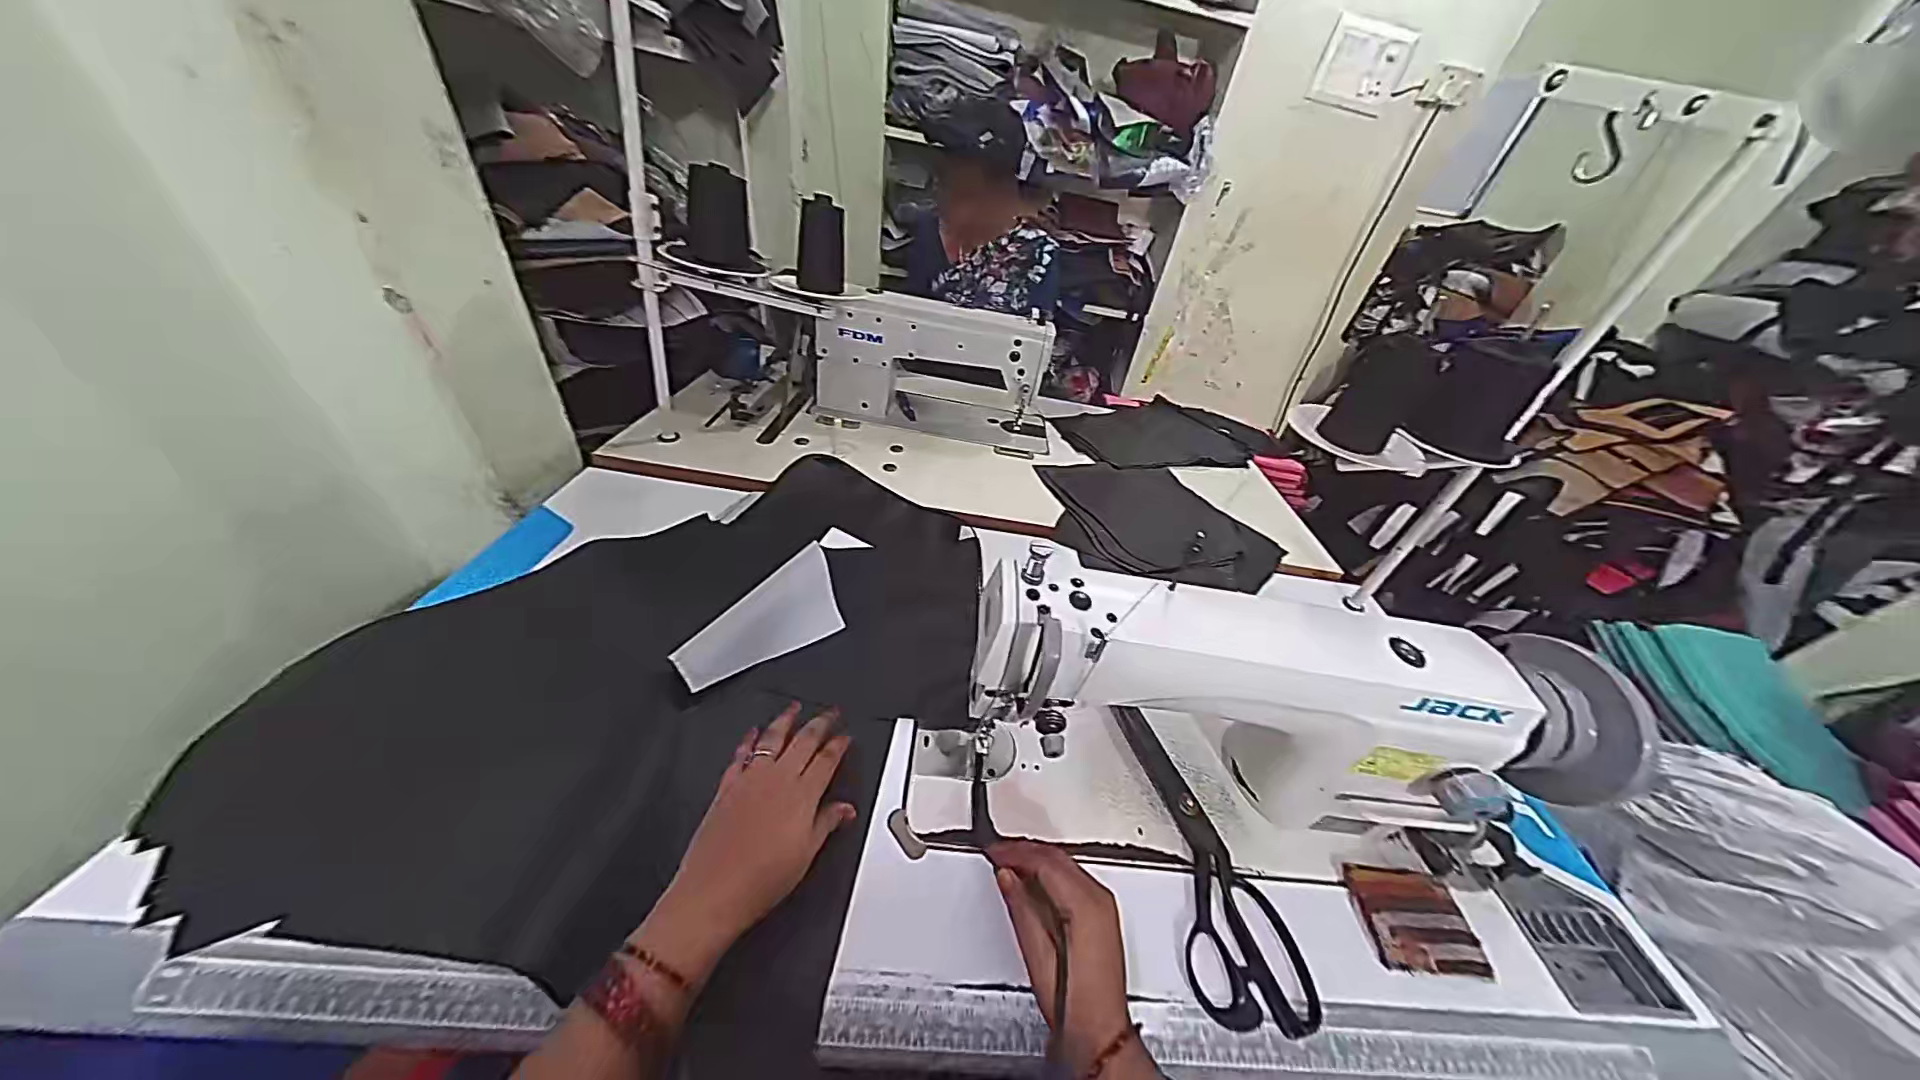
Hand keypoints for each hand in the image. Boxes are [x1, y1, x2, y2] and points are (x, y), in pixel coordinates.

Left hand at [639, 704, 857, 976]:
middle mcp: (777, 780)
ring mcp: (750, 780)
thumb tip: (844, 810)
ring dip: (785, 720)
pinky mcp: (727, 787)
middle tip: (830, 712)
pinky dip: (748, 740)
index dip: (839, 745)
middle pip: (804, 741)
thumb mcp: (806, 855)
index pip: (827, 759)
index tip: (845, 736)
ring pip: (773, 739)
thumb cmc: (760, 880)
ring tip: (794, 708)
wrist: (714, 891)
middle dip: (820, 723)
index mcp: (802, 795)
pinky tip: (752, 733)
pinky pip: (741, 754)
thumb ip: (827, 823)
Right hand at [988, 841, 1152, 1076]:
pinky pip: (1072, 876)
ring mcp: (1104, 905)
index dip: (1016, 853)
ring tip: (1009, 861)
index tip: (995, 852)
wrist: (1102, 1036)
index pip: (1046, 862)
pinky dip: (1049, 871)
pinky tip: (1031, 876)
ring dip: (1036, 858)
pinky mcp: (1103, 913)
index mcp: (1087, 906)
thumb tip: (1008, 876)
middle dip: (1024, 851)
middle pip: (1057, 857)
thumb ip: (1022, 910)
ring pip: (1065, 863)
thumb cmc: (1076, 1007)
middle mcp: (1100, 900)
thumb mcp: (1038, 958)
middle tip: (998, 852)